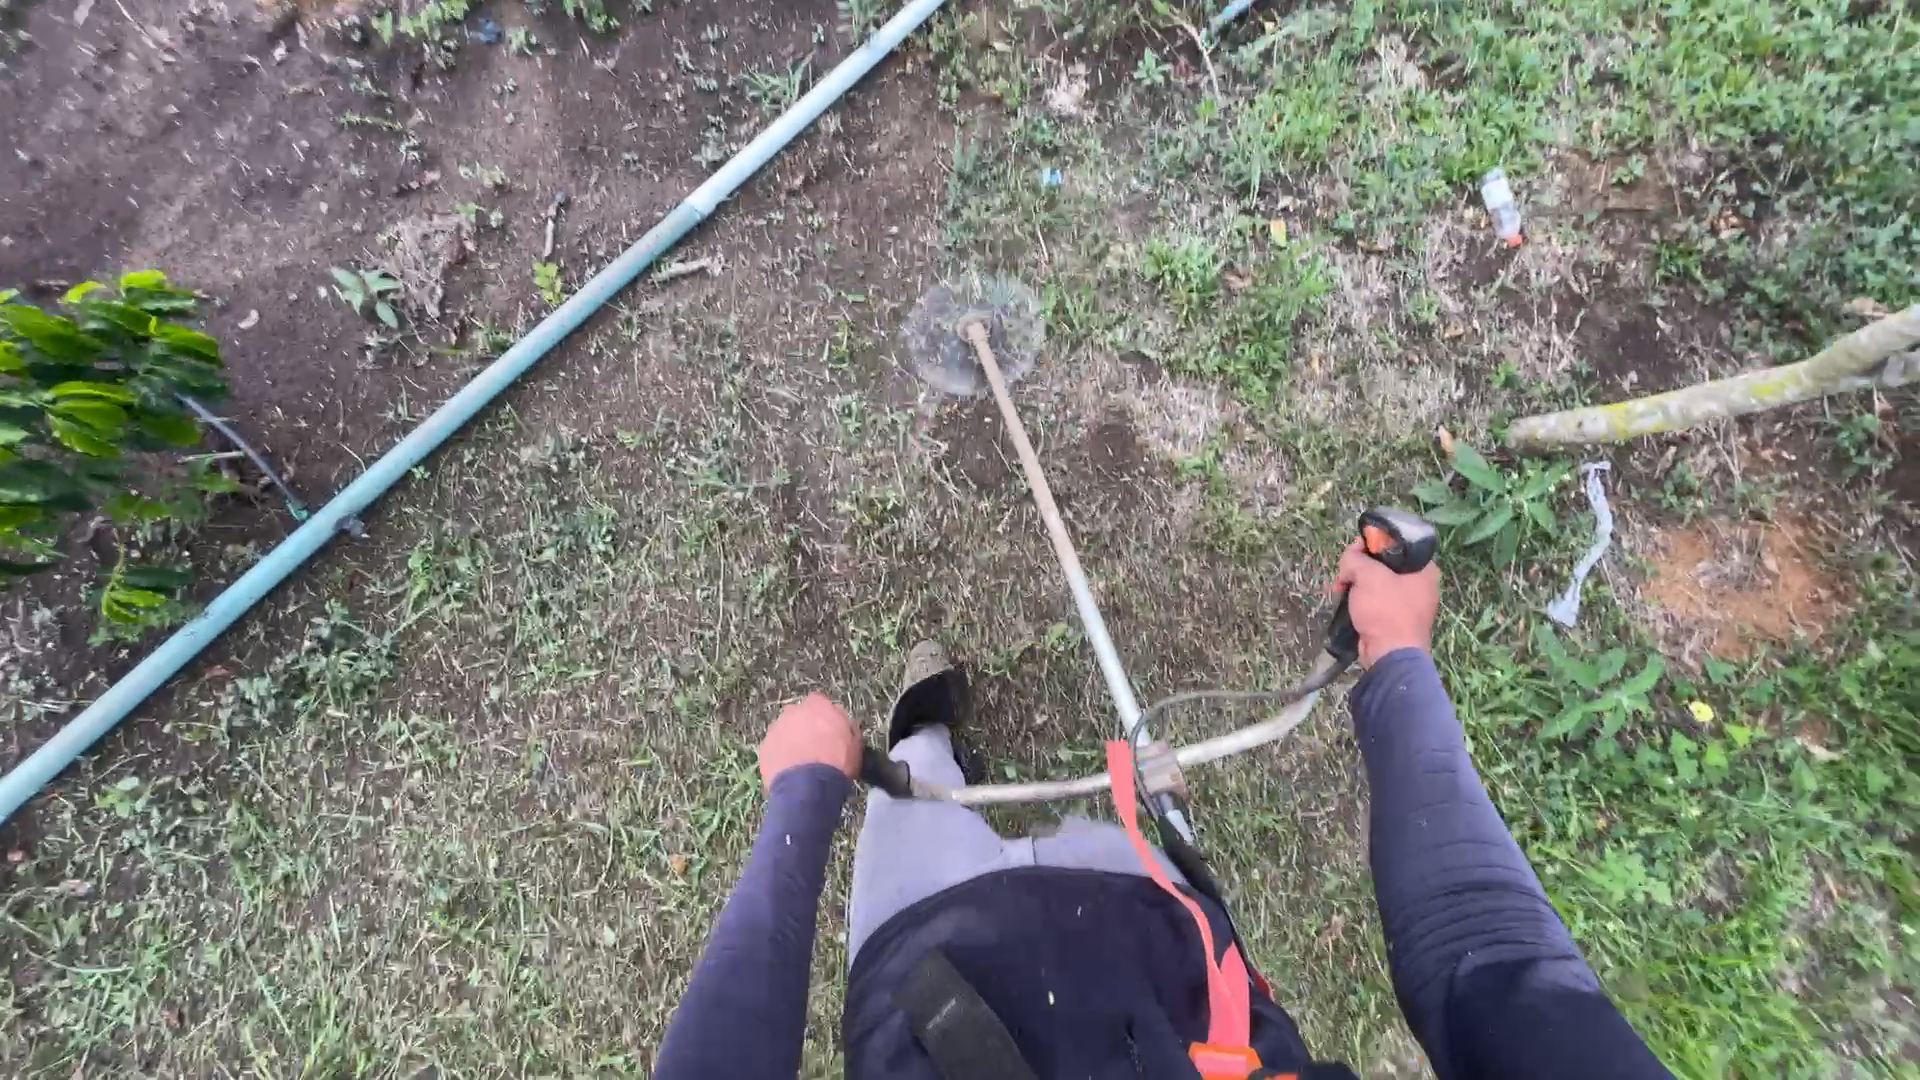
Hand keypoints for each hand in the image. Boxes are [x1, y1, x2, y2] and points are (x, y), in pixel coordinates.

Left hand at [757, 693, 860, 788]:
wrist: (809, 786)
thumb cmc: (836, 763)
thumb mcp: (854, 743)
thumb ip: (847, 727)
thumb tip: (844, 725)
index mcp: (817, 705)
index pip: (819, 702)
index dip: (823, 717)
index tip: (828, 729)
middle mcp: (794, 712)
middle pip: (798, 716)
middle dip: (804, 728)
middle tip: (814, 747)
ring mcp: (776, 729)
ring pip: (784, 732)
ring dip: (790, 742)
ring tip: (801, 763)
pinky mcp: (764, 748)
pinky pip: (773, 749)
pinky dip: (779, 757)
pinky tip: (790, 773)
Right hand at [1334, 539, 1440, 667]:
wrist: (1391, 653)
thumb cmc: (1386, 609)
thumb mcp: (1367, 575)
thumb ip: (1356, 558)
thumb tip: (1349, 557)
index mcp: (1424, 568)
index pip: (1395, 543)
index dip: (1370, 543)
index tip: (1352, 552)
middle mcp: (1419, 583)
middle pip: (1382, 563)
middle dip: (1357, 567)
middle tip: (1344, 575)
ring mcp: (1408, 602)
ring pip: (1375, 581)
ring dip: (1354, 582)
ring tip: (1339, 590)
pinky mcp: (1395, 617)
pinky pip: (1375, 599)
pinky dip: (1359, 598)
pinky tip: (1345, 601)